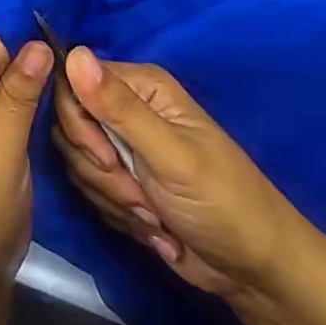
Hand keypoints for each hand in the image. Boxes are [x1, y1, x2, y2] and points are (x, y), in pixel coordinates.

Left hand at [0, 7, 51, 324]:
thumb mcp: (1, 154)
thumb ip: (18, 97)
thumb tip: (40, 42)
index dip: (15, 29)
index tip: (54, 14)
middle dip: (12, 25)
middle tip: (55, 16)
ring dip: (19, 44)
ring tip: (58, 30)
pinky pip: (0, 74)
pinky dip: (21, 66)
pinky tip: (49, 59)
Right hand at [51, 48, 309, 297]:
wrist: (254, 270)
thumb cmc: (222, 201)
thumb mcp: (171, 154)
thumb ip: (118, 107)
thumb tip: (72, 54)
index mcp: (141, 86)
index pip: (73, 82)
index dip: (78, 121)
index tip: (106, 157)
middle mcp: (126, 108)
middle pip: (71, 125)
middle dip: (99, 168)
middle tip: (139, 192)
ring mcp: (122, 145)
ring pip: (77, 160)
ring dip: (111, 195)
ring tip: (154, 213)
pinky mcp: (120, 180)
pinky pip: (88, 187)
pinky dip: (116, 211)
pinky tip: (152, 223)